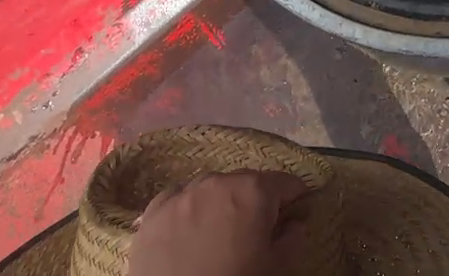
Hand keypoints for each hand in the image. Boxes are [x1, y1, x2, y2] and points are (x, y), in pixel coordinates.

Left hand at [128, 170, 310, 275]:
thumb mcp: (278, 268)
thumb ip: (294, 238)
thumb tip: (294, 222)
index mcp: (255, 190)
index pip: (286, 184)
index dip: (294, 200)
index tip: (293, 216)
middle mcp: (220, 181)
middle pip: (247, 184)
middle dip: (254, 203)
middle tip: (252, 234)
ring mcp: (183, 195)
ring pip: (212, 189)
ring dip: (220, 204)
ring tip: (217, 235)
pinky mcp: (153, 214)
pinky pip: (178, 200)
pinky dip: (187, 210)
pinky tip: (186, 232)